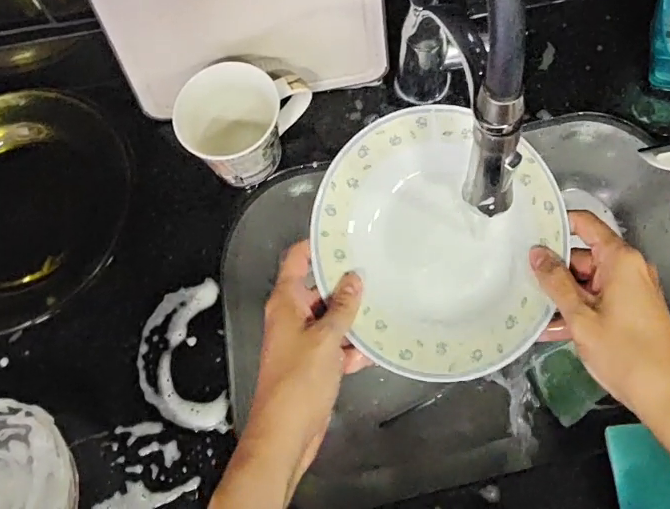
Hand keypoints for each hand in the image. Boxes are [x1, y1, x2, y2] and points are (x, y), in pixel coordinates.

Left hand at [211, 241, 369, 508]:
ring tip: (384, 305)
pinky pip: (335, 346)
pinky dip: (351, 347)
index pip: (296, 260)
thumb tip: (354, 277)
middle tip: (375, 269)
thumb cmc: (299, 380)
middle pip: (318, 289)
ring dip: (352, 318)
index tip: (342, 234)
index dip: (315, 244)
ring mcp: (302, 342)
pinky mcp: (312, 366)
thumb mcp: (325, 338)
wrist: (285, 435)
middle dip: (345, 283)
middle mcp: (291, 317)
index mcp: (285, 302)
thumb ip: (342, 307)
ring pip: (330, 319)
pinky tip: (376, 347)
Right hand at [533, 213, 669, 508]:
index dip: (557, 223)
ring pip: (589, 283)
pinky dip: (580, 311)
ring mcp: (633, 291)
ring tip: (531, 310)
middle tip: (522, 281)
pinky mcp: (633, 312)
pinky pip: (600, 300)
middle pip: (584, 257)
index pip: (585, 224)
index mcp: (620, 259)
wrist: (669, 400)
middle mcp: (630, 268)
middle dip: (555, 271)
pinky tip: (552, 329)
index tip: (529, 230)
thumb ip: (556, 283)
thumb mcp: (582, 319)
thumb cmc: (626, 355)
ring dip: (564, 297)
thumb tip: (537, 254)